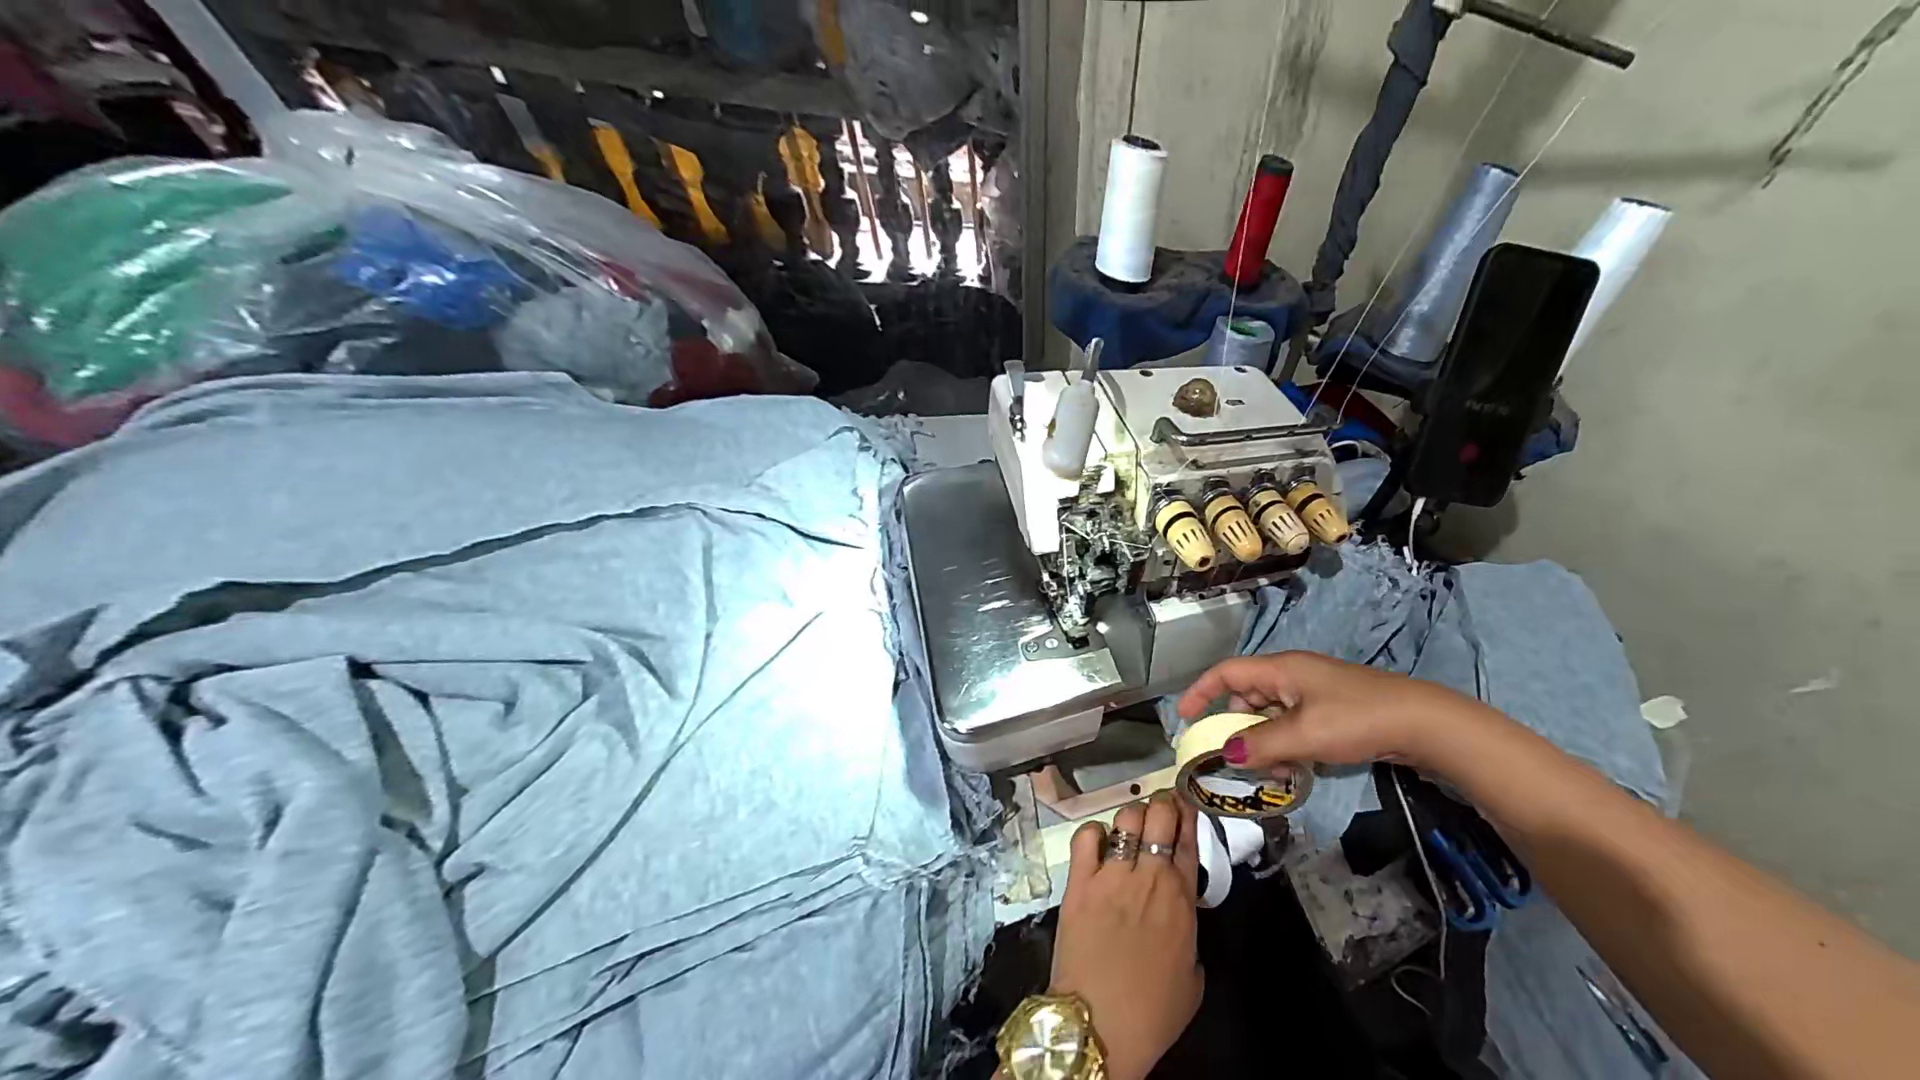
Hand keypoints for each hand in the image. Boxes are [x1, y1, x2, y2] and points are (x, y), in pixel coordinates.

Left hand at [1049, 790, 1203, 1079]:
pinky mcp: (1079, 881)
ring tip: (1133, 820)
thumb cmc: (1154, 1011)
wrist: (1101, 1023)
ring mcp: (1111, 875)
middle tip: (1162, 805)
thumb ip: (1188, 934)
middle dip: (1163, 804)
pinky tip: (1098, 840)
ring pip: (1126, 819)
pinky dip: (1094, 832)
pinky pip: (1085, 837)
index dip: (1188, 816)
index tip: (1186, 804)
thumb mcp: (1192, 976)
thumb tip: (1176, 915)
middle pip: (1159, 817)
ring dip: (1133, 814)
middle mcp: (1149, 877)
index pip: (1188, 841)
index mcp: (1182, 899)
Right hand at [1174, 651, 1509, 773]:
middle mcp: (1293, 674)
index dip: (1201, 691)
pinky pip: (1294, 722)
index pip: (1226, 672)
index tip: (1184, 717)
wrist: (1424, 723)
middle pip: (1247, 694)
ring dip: (1263, 740)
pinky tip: (1297, 767)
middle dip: (1236, 725)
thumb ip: (1261, 744)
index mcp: (1280, 669)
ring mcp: (1315, 691)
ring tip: (1272, 769)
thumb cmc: (1356, 719)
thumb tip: (1226, 753)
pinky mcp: (1333, 708)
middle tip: (1234, 755)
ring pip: (1271, 712)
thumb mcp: (1303, 735)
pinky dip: (1286, 743)